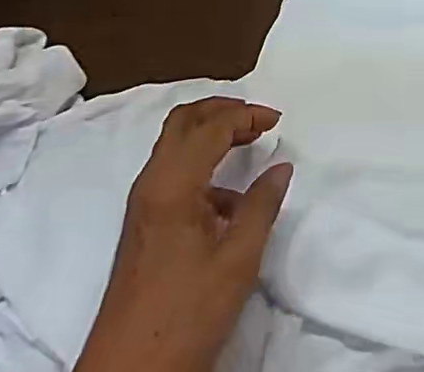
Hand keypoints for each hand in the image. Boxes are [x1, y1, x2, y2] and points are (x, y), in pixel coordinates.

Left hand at [74, 98, 292, 371]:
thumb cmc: (186, 313)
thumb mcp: (238, 260)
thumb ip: (262, 206)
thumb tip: (281, 167)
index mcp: (172, 185)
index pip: (210, 127)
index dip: (246, 115)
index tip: (277, 120)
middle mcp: (151, 185)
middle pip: (183, 122)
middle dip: (222, 109)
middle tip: (258, 117)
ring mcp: (143, 205)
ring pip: (175, 145)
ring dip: (211, 133)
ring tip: (249, 142)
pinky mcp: (144, 224)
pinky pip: (173, 173)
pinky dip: (202, 164)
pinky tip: (230, 199)